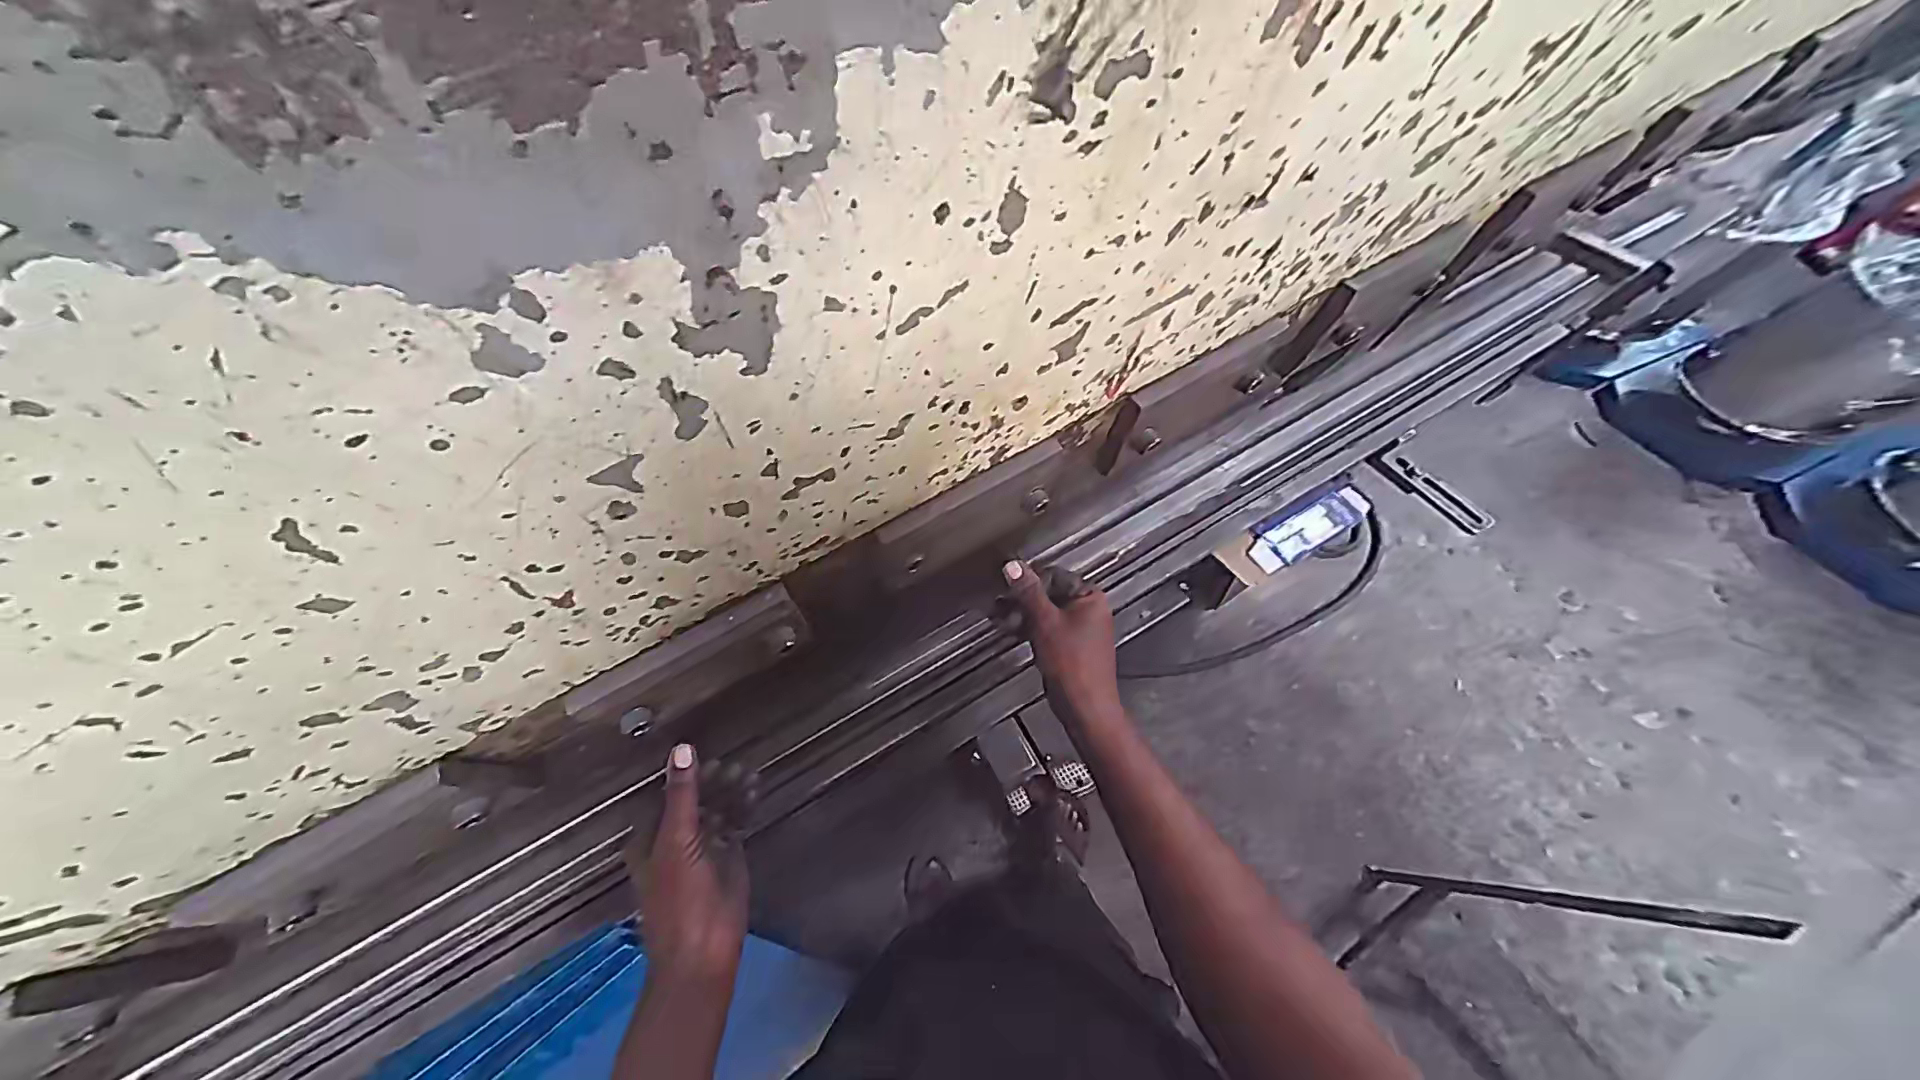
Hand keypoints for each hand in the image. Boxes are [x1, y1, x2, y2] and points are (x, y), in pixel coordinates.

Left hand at [623, 744, 754, 982]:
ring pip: (716, 811)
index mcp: (649, 839)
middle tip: (735, 767)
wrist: (703, 950)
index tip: (709, 758)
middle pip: (695, 801)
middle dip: (714, 783)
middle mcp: (674, 841)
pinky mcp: (727, 858)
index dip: (686, 776)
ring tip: (748, 776)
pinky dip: (742, 809)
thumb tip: (682, 749)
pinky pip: (734, 824)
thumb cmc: (680, 897)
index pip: (666, 796)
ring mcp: (702, 850)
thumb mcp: (676, 840)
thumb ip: (682, 794)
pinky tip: (754, 795)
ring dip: (730, 793)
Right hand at [1003, 560, 1122, 722]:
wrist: (1084, 706)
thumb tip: (1014, 568)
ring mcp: (1079, 628)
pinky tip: (1011, 629)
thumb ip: (1028, 592)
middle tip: (1000, 601)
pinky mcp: (1069, 645)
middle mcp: (1089, 610)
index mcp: (1090, 597)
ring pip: (1045, 612)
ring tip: (1000, 615)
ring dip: (1022, 613)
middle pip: (1048, 593)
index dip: (1029, 579)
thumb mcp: (1045, 622)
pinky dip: (1029, 627)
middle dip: (1022, 599)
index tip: (1007, 582)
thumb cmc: (1075, 668)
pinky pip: (1046, 628)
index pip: (1054, 574)